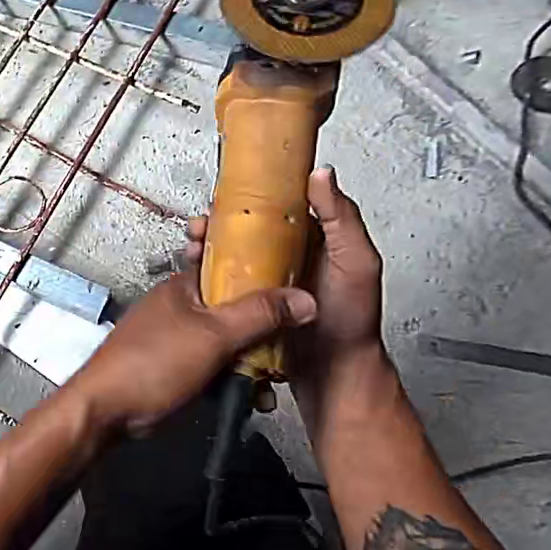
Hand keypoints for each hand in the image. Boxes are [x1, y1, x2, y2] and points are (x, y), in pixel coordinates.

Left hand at [64, 271, 316, 435]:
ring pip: (228, 342)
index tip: (293, 288)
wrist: (108, 410)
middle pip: (235, 310)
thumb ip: (259, 315)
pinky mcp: (178, 367)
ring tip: (268, 383)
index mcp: (184, 287)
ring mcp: (178, 339)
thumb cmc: (148, 364)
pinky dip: (233, 379)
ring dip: (251, 361)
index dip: (263, 276)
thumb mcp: (213, 335)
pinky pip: (215, 366)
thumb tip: (302, 299)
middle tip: (285, 347)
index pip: (231, 268)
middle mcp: (181, 308)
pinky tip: (249, 396)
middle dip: (263, 331)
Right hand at [184, 167, 383, 392]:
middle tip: (201, 226)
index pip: (276, 209)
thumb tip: (320, 174)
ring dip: (208, 249)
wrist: (332, 375)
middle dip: (218, 225)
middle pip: (245, 232)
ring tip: (193, 248)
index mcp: (312, 241)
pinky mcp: (249, 306)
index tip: (226, 196)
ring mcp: (265, 283)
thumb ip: (342, 219)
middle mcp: (286, 258)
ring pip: (230, 257)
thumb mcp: (357, 262)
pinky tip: (194, 275)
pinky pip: (224, 286)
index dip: (249, 199)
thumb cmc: (352, 322)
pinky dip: (206, 277)